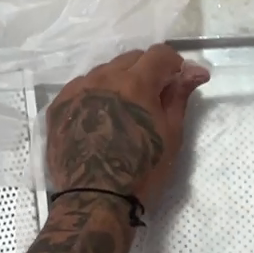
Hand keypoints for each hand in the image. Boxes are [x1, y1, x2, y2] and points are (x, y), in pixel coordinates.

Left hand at [45, 45, 209, 204]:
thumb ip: (179, 96)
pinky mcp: (58, 106)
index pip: (160, 53)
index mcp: (135, 82)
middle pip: (131, 59)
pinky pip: (82, 88)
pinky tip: (102, 119)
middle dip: (148, 71)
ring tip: (126, 112)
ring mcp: (76, 90)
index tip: (179, 82)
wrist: (95, 199)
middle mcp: (102, 76)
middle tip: (155, 100)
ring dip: (121, 82)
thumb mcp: (171, 135)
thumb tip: (195, 71)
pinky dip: (97, 95)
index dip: (175, 64)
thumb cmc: (143, 170)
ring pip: (104, 72)